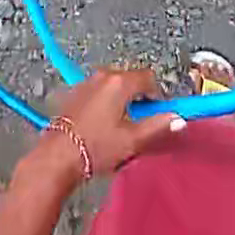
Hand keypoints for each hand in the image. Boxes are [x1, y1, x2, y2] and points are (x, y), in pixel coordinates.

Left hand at [25, 67, 182, 185]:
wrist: (55, 158)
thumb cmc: (95, 148)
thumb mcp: (132, 140)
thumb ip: (158, 126)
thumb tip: (179, 119)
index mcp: (120, 82)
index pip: (149, 78)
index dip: (157, 95)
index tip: (157, 113)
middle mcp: (104, 75)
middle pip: (131, 79)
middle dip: (139, 97)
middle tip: (138, 122)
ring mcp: (87, 83)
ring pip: (114, 85)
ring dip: (121, 100)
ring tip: (118, 126)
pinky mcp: (74, 93)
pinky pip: (98, 91)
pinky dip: (105, 102)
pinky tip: (100, 125)